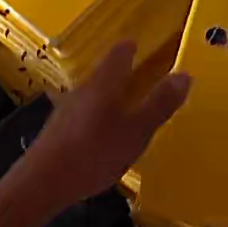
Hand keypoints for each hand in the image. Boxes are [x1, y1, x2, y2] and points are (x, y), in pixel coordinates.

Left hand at [9, 41, 189, 216]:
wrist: (43, 182)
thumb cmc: (93, 154)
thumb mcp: (135, 132)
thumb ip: (159, 105)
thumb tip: (184, 75)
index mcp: (103, 84)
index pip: (118, 54)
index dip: (130, 47)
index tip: (138, 43)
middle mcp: (82, 91)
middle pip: (103, 74)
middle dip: (119, 72)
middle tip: (137, 73)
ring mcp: (65, 112)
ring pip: (91, 96)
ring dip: (106, 96)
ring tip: (122, 104)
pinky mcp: (56, 133)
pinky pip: (81, 117)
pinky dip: (95, 118)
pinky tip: (100, 135)